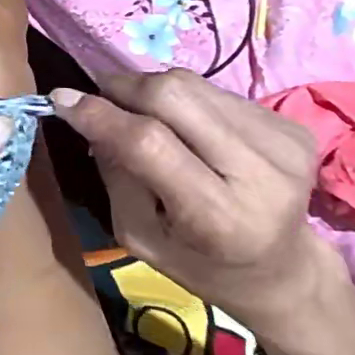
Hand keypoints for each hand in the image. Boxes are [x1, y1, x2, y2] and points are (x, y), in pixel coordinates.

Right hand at [51, 70, 343, 348]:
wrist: (283, 271)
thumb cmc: (199, 264)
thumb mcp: (138, 235)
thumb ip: (115, 174)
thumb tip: (88, 112)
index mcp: (220, 218)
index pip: (149, 143)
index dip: (100, 114)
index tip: (60, 99)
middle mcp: (262, 173)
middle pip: (174, 95)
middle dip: (123, 88)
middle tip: (101, 102)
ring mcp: (283, 142)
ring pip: (192, 83)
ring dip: (151, 91)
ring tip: (142, 116)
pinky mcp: (293, 124)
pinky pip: (214, 90)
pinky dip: (183, 100)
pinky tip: (184, 127)